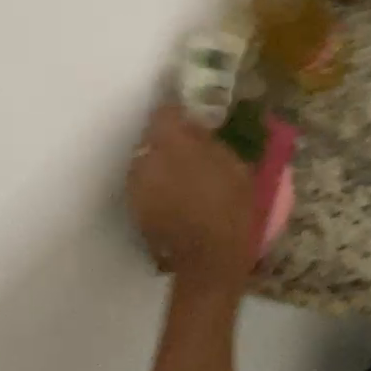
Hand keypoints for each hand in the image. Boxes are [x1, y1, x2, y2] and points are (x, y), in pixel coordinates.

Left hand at [127, 104, 258, 291]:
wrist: (210, 259)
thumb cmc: (232, 209)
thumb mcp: (236, 167)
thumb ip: (211, 141)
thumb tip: (197, 125)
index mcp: (172, 143)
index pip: (165, 112)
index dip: (179, 113)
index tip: (195, 119)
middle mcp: (145, 158)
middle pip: (153, 138)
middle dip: (170, 141)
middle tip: (194, 151)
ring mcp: (136, 185)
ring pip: (147, 162)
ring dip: (163, 164)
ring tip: (187, 178)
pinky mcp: (134, 208)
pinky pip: (146, 186)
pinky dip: (159, 186)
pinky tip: (179, 199)